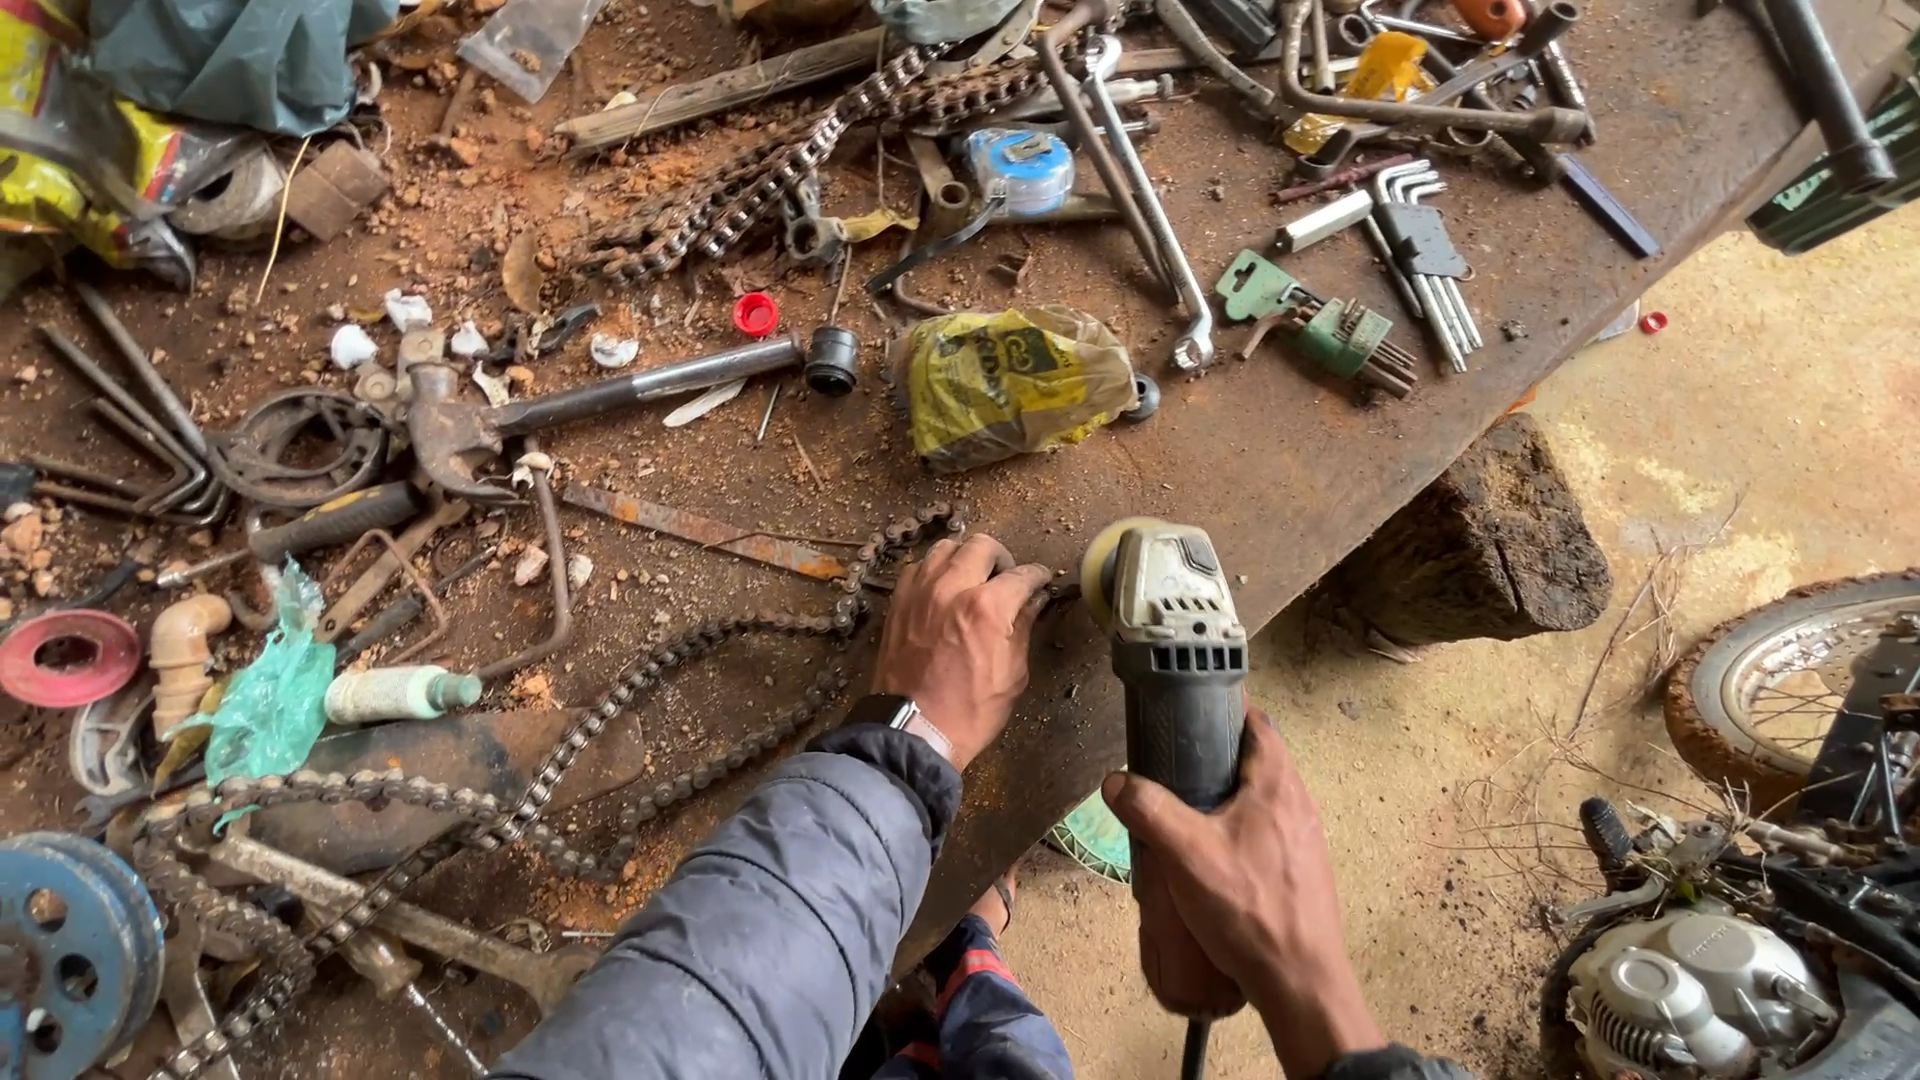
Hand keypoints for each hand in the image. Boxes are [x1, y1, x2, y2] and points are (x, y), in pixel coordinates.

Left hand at [872, 533, 1049, 769]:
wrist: (914, 730)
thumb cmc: (970, 710)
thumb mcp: (1012, 674)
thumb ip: (1024, 627)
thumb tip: (1034, 600)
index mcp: (987, 607)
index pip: (1022, 574)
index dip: (1038, 576)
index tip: (1042, 580)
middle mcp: (951, 587)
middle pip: (982, 545)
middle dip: (1002, 558)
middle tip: (1006, 578)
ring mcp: (920, 591)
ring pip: (946, 548)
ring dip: (965, 557)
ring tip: (972, 578)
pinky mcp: (898, 601)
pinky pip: (919, 568)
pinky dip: (935, 571)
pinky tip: (942, 590)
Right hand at [1101, 709, 1383, 1078]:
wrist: (1302, 984)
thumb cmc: (1247, 907)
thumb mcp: (1186, 854)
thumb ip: (1147, 808)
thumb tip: (1114, 780)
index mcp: (1277, 785)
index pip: (1257, 723)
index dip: (1224, 707)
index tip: (1189, 706)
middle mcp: (1298, 802)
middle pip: (1260, 756)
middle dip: (1221, 748)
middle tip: (1177, 755)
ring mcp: (1306, 837)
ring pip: (1265, 793)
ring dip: (1232, 787)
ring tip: (1189, 800)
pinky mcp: (1305, 868)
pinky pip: (1270, 824)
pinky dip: (1243, 818)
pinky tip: (1216, 846)